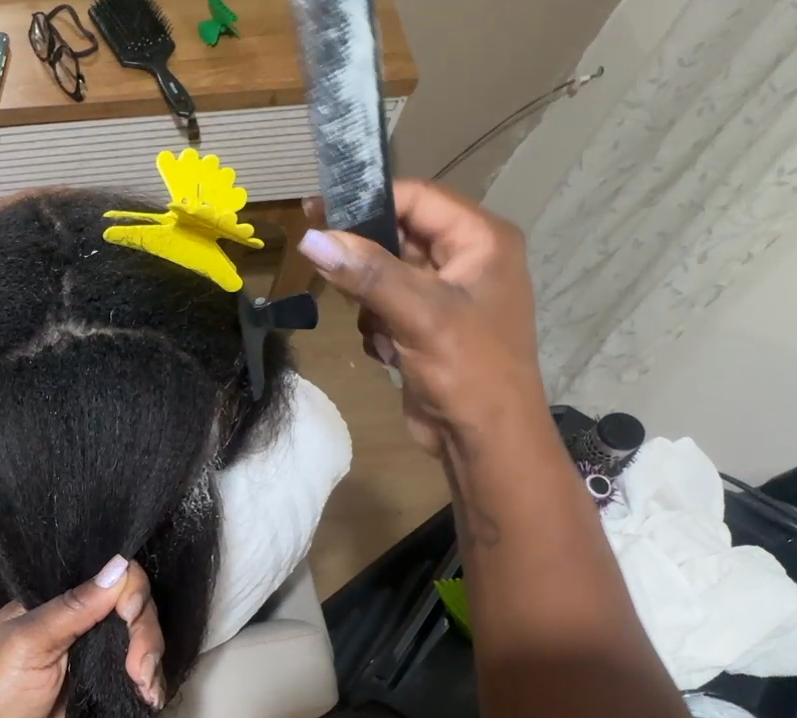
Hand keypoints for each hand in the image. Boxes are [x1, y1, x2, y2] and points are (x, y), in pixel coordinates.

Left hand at [0, 556, 164, 717]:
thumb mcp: (28, 643)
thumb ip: (74, 607)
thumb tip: (121, 564)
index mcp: (53, 603)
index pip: (108, 579)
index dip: (129, 592)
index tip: (130, 615)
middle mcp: (78, 624)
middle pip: (133, 610)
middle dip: (145, 635)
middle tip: (138, 670)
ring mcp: (93, 659)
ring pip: (142, 643)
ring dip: (152, 662)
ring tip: (144, 690)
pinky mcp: (105, 691)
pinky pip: (140, 677)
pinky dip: (152, 685)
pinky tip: (150, 700)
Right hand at [297, 179, 548, 457]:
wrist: (484, 439)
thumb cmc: (468, 368)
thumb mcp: (418, 313)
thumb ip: (366, 272)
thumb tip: (312, 238)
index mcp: (482, 240)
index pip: (418, 199)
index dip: (369, 200)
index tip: (316, 210)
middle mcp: (467, 260)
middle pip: (399, 236)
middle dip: (364, 257)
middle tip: (320, 261)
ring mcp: (446, 298)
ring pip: (386, 276)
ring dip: (368, 300)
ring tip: (376, 327)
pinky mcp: (427, 329)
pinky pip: (386, 310)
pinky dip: (376, 326)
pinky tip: (385, 350)